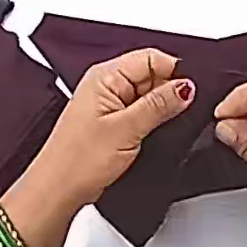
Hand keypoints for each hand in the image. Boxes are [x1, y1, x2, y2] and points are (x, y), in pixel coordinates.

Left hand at [30, 48, 194, 208]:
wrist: (58, 190)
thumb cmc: (76, 160)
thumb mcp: (126, 129)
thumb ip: (159, 105)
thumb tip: (185, 87)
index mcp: (105, 75)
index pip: (151, 57)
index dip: (174, 71)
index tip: (188, 93)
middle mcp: (107, 85)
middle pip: (153, 75)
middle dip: (169, 93)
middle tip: (171, 116)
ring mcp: (111, 104)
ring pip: (150, 96)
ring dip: (161, 110)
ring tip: (153, 130)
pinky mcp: (115, 122)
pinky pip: (143, 113)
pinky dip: (152, 123)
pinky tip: (150, 136)